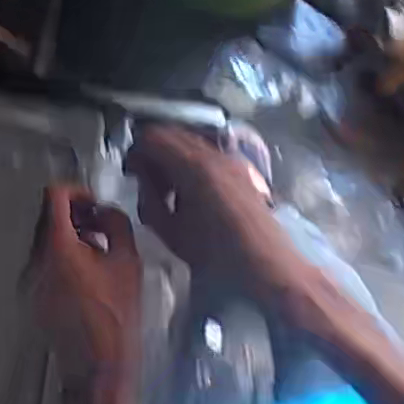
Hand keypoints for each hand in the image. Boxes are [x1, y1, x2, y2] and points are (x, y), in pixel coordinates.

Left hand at [28, 185, 141, 390]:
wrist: (99, 373)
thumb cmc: (116, 318)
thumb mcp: (128, 263)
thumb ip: (116, 223)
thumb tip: (103, 209)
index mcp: (56, 246)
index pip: (53, 195)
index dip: (75, 191)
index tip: (94, 204)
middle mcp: (34, 257)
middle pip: (47, 216)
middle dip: (74, 213)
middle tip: (99, 225)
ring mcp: (28, 277)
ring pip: (44, 238)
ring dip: (68, 235)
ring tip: (96, 251)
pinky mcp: (29, 295)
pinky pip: (42, 261)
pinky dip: (60, 256)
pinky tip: (83, 274)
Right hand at [124, 125, 283, 289]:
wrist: (272, 269)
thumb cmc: (219, 257)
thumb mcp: (172, 232)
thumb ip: (149, 199)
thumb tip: (142, 180)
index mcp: (191, 166)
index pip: (152, 137)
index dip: (136, 152)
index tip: (131, 172)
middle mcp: (211, 154)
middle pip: (170, 133)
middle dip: (153, 151)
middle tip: (145, 178)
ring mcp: (228, 159)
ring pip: (188, 141)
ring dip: (171, 155)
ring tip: (168, 186)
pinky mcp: (240, 168)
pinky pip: (205, 152)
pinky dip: (190, 161)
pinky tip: (190, 190)